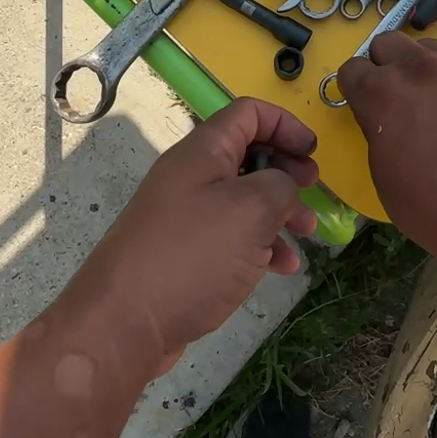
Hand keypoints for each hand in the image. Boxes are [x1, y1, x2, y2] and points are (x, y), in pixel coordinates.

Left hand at [63, 98, 319, 373]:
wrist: (123, 324)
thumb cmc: (193, 254)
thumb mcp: (252, 209)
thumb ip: (281, 185)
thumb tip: (284, 186)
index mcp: (203, 151)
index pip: (249, 113)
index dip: (286, 124)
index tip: (313, 152)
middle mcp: (191, 176)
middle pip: (248, 155)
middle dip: (287, 169)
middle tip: (313, 188)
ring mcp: (185, 216)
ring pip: (243, 199)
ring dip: (279, 211)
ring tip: (307, 233)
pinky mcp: (183, 253)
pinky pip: (230, 236)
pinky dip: (260, 245)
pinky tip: (282, 267)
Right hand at [339, 33, 436, 267]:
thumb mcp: (385, 178)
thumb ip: (379, 133)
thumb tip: (387, 122)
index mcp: (383, 94)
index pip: (352, 69)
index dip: (355, 89)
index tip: (365, 106)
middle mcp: (420, 69)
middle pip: (388, 42)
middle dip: (385, 66)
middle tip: (396, 100)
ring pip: (429, 48)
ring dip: (422, 68)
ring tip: (435, 103)